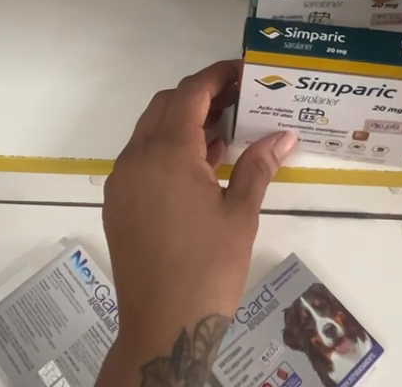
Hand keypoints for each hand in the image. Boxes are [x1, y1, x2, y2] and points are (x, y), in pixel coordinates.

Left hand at [98, 61, 296, 386]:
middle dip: (200, 96)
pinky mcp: (117, 201)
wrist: (161, 329)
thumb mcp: (240, 216)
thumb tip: (284, 134)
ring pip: (150, 129)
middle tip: (237, 102)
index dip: (216, 76)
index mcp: (167, 152)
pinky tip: (198, 169)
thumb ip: (258, 166)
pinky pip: (140, 157)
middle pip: (167, 104)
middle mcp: (137, 156)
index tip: (242, 71)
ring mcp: (122, 179)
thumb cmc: (208, 269)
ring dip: (182, 122)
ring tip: (222, 134)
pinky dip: (166, 148)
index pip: (190, 93)